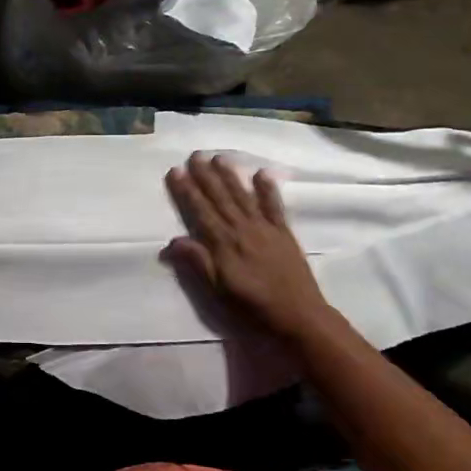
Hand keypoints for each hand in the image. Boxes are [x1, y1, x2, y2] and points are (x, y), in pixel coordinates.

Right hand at [164, 153, 331, 335]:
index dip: (187, 191)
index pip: (200, 211)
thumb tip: (172, 241)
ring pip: (243, 196)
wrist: (298, 315)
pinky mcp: (284, 233)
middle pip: (221, 198)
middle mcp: (243, 229)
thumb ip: (197, 262)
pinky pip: (274, 206)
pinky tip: (261, 174)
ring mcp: (265, 229)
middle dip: (206, 176)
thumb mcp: (218, 289)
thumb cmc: (252, 306)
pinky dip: (267, 189)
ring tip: (219, 158)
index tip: (176, 171)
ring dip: (231, 176)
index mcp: (224, 244)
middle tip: (195, 155)